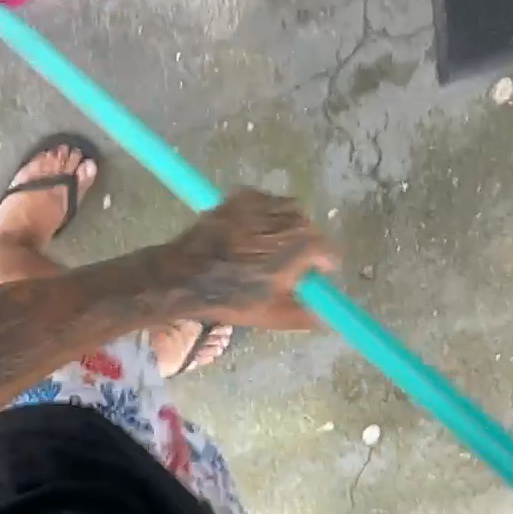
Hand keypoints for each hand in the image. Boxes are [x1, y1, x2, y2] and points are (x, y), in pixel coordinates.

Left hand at [165, 189, 337, 329]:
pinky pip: (265, 203)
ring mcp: (262, 203)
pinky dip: (263, 216)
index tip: (314, 276)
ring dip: (285, 228)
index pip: (328, 251)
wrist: (183, 276)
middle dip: (304, 246)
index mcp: (300, 247)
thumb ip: (305, 314)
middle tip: (287, 265)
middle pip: (310, 229)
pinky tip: (249, 235)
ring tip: (266, 249)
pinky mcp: (242, 196)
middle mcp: (287, 219)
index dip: (322, 266)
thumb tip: (324, 317)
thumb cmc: (229, 298)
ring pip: (289, 212)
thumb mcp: (270, 315)